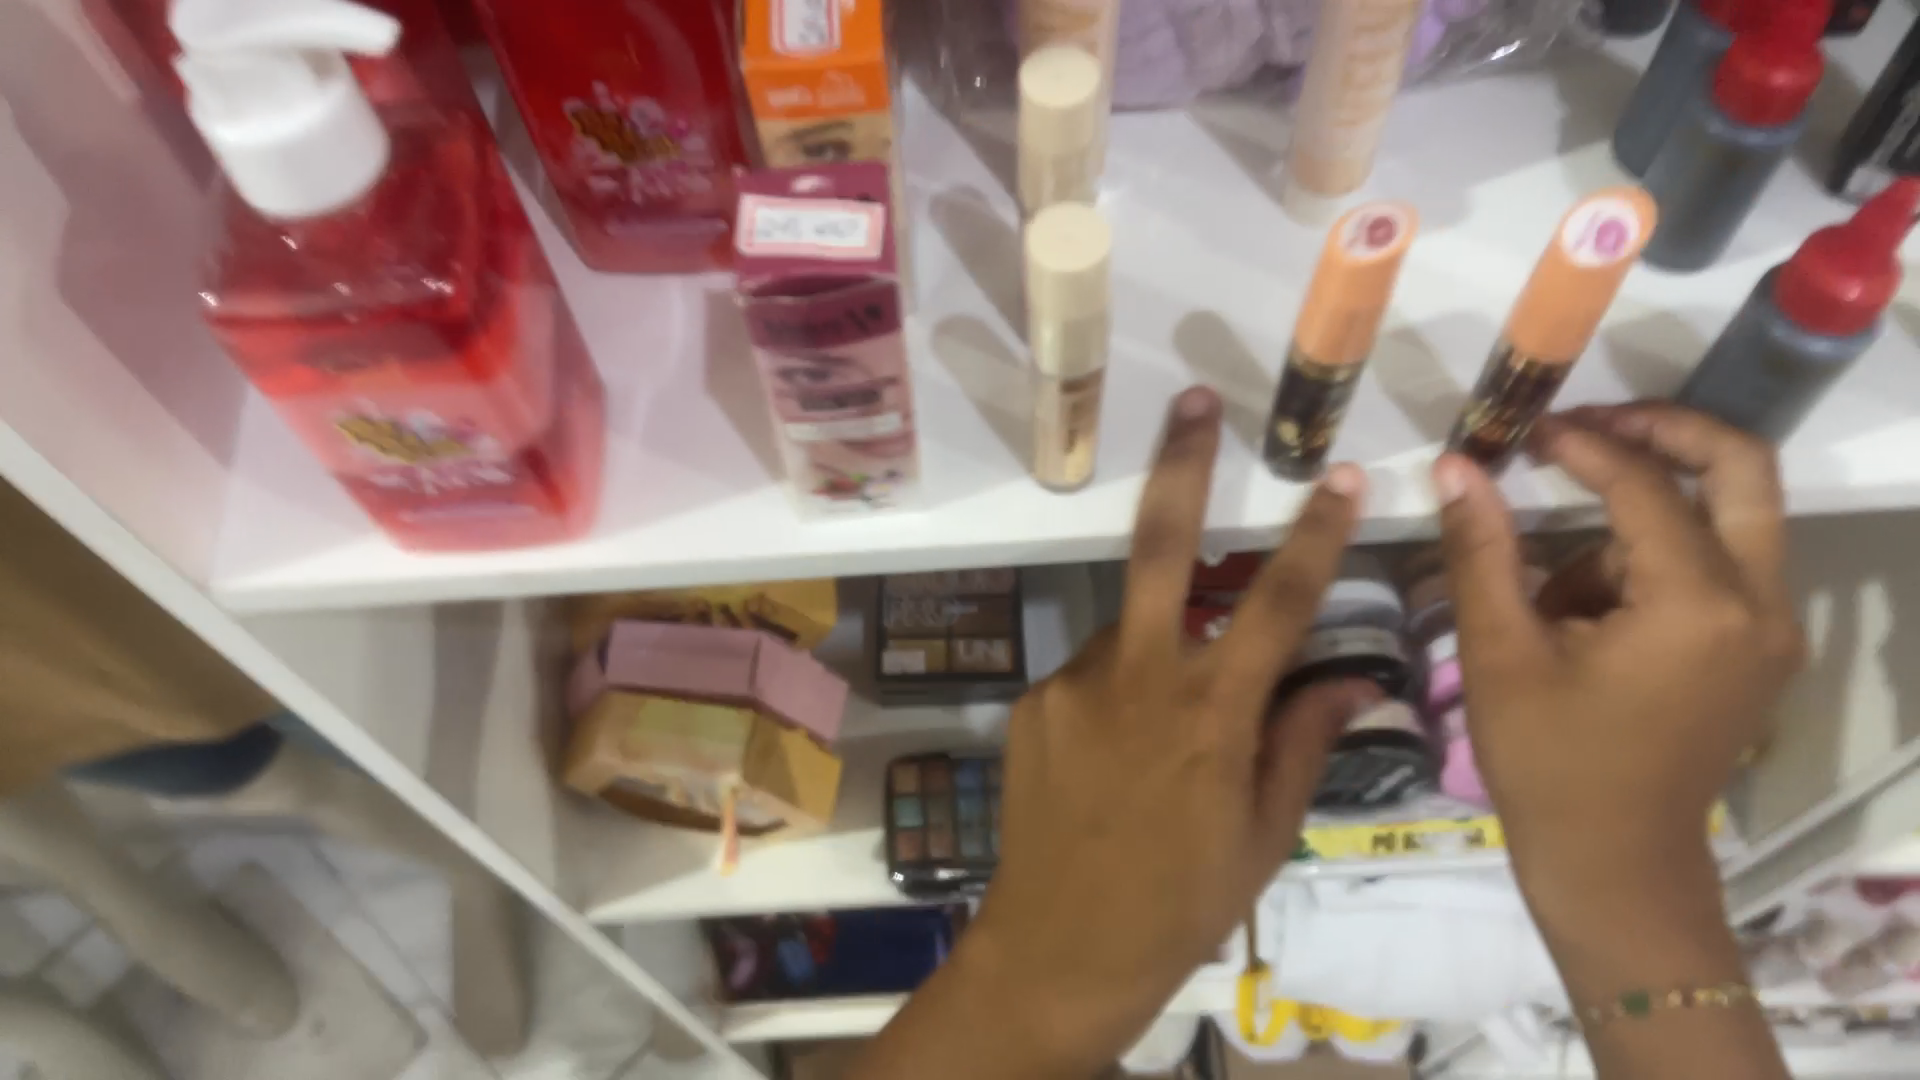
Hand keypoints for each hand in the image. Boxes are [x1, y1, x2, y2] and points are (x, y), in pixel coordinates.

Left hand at [961, 387, 1371, 1069]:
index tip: (1342, 477)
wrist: (1061, 944)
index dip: (1315, 536)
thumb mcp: (1263, 833)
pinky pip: (1087, 676)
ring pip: (1127, 629)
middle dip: (1181, 468)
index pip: (1278, 603)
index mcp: (1211, 713)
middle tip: (1194, 404)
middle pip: (1163, 549)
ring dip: (1153, 644)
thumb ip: (1301, 741)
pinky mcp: (1030, 701)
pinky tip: (1109, 759)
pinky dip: (1111, 693)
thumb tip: (1351, 678)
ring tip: (1153, 731)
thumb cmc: (1180, 901)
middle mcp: (1137, 677)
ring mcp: (1072, 683)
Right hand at [1431, 402, 1803, 882]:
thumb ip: (1480, 549)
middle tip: (1584, 427)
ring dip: (1632, 527)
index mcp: (1697, 605)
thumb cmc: (1545, 756)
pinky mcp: (1754, 651)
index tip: (1523, 433)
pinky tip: (1575, 623)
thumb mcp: (1498, 648)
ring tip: (1546, 593)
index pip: (1646, 488)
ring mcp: (1768, 630)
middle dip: (1664, 434)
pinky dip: (1642, 570)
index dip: (1583, 447)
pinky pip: (1708, 572)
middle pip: (1743, 474)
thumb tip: (1456, 468)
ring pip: (1716, 526)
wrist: (1610, 857)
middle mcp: (1760, 605)